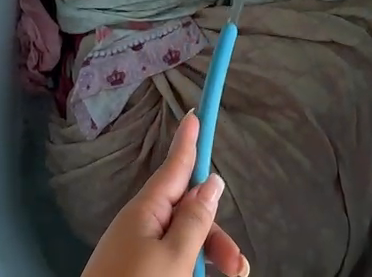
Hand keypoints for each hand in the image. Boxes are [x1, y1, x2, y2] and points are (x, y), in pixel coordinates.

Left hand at [82, 112, 249, 276]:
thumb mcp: (175, 258)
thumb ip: (195, 221)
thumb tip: (209, 181)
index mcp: (146, 210)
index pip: (174, 166)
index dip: (188, 141)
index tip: (194, 112)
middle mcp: (139, 225)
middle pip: (185, 212)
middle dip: (214, 233)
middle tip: (238, 267)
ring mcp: (134, 251)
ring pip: (180, 242)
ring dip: (206, 257)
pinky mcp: (133, 272)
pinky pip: (167, 260)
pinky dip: (188, 269)